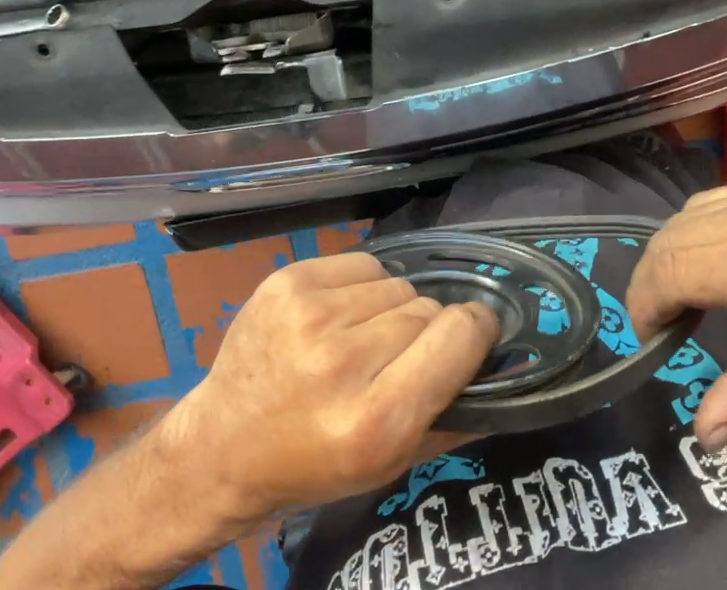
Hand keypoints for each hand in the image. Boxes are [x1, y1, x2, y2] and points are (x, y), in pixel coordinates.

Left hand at [160, 253, 499, 519]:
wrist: (224, 444)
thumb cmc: (315, 462)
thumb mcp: (392, 464)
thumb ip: (454, 413)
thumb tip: (502, 356)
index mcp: (376, 420)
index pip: (459, 335)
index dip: (476, 331)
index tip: (471, 336)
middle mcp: (342, 361)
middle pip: (427, 308)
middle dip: (424, 330)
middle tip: (393, 360)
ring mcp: (309, 314)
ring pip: (397, 284)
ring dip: (391, 308)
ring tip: (360, 339)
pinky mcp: (287, 283)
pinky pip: (362, 264)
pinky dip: (361, 287)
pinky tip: (337, 317)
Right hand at [625, 173, 726, 447]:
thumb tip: (704, 428)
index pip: (675, 270)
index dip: (647, 306)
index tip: (657, 343)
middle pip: (669, 239)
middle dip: (651, 286)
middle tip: (670, 329)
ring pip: (685, 214)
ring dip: (670, 256)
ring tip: (693, 299)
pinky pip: (714, 200)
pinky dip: (696, 232)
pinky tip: (723, 263)